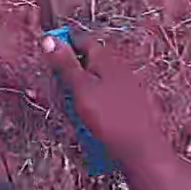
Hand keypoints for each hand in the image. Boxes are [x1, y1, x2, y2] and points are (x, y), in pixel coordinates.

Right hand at [44, 32, 170, 166]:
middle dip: (70, 74)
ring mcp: (126, 88)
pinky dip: (94, 106)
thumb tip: (49, 39)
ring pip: (95, 83)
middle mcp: (118, 69)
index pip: (80, 40)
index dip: (63, 44)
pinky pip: (105, 100)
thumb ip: (65, 64)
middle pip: (87, 63)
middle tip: (58, 88)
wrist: (141, 151)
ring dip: (80, 93)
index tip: (49, 54)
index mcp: (105, 59)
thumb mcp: (80, 88)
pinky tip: (89, 121)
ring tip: (73, 110)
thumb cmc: (110, 117)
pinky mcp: (130, 107)